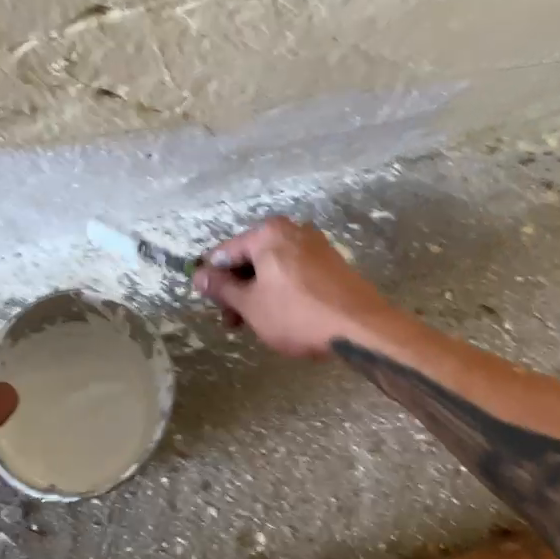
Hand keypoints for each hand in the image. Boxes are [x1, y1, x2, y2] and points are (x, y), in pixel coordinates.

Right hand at [191, 216, 398, 357]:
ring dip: (259, 293)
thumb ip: (222, 288)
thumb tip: (199, 274)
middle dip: (239, 289)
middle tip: (234, 323)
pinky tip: (283, 316)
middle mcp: (293, 230)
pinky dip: (282, 290)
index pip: (226, 252)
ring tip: (257, 325)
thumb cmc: (297, 314)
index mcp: (268, 233)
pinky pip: (295, 272)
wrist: (360, 328)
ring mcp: (316, 245)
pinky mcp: (332, 263)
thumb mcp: (251, 304)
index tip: (213, 307)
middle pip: (251, 258)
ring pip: (273, 267)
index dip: (214, 280)